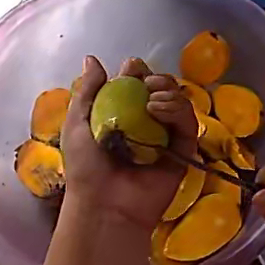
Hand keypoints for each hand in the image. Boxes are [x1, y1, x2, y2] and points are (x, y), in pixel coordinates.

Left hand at [60, 56, 199, 234]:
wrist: (105, 205)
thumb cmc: (85, 168)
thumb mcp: (76, 124)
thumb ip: (87, 91)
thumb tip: (93, 58)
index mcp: (121, 115)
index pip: (136, 84)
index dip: (136, 72)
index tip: (130, 70)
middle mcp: (146, 124)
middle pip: (161, 89)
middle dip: (155, 79)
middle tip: (144, 85)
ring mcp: (165, 137)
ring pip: (178, 101)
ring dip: (167, 92)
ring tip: (151, 102)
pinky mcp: (183, 152)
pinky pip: (188, 123)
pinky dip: (177, 109)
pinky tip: (158, 110)